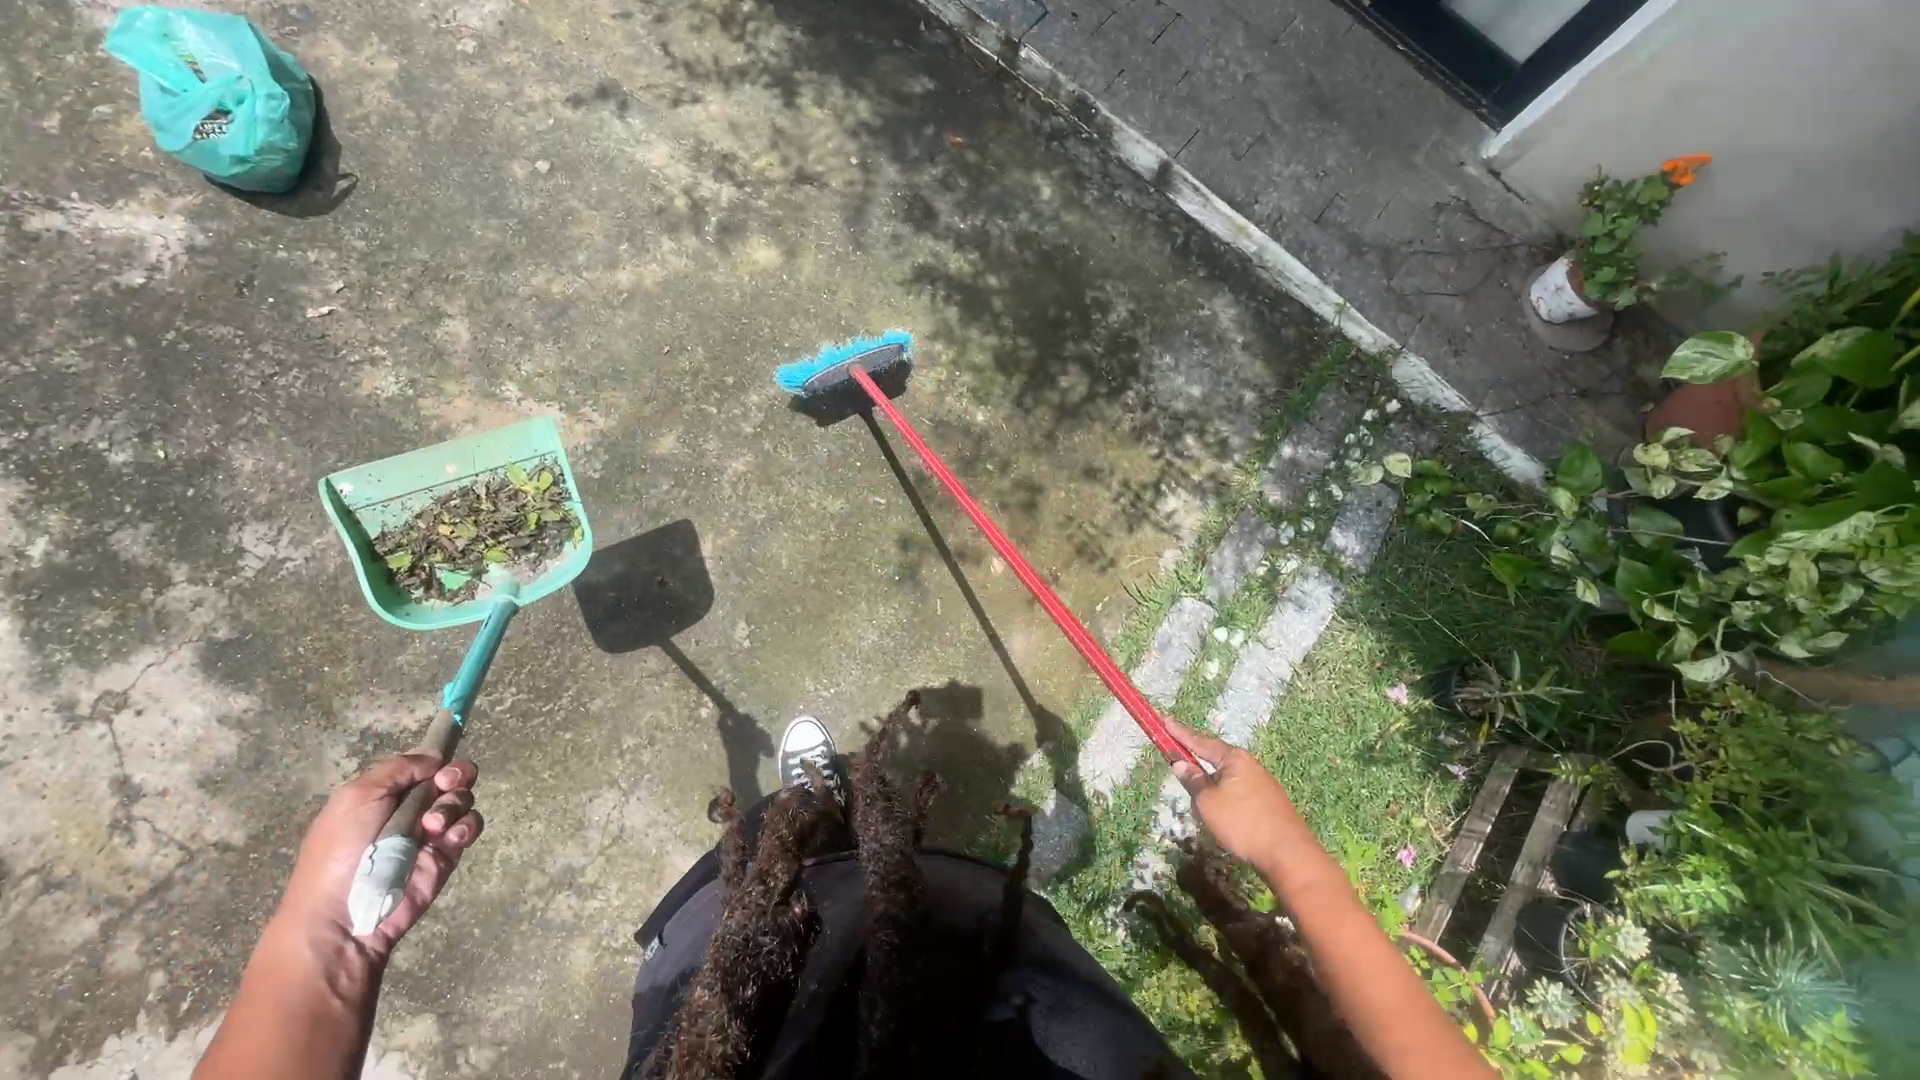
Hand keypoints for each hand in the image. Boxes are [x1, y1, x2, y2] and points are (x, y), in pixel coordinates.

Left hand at [275, 755, 484, 963]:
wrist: (344, 912)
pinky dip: (466, 827)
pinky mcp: (448, 852)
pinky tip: (449, 839)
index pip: (423, 765)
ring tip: (433, 826)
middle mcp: (411, 808)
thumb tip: (434, 759)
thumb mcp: (356, 796)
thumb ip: (398, 768)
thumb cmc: (341, 850)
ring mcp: (432, 831)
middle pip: (452, 776)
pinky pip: (471, 826)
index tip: (437, 767)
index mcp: (385, 794)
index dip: (436, 760)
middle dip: (456, 774)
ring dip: (454, 805)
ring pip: (463, 799)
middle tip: (445, 785)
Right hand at [1168, 721, 1300, 866]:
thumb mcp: (1207, 802)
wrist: (1289, 854)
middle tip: (1183, 777)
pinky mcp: (1269, 803)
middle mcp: (1250, 765)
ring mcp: (1262, 784)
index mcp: (1234, 758)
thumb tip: (1181, 763)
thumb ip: (1193, 781)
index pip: (1200, 741)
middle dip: (1198, 770)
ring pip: (1226, 782)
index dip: (1180, 733)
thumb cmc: (1242, 822)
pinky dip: (1226, 803)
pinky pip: (1238, 795)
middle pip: (1215, 761)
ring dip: (1212, 792)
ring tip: (1207, 815)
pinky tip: (1225, 822)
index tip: (1164, 720)